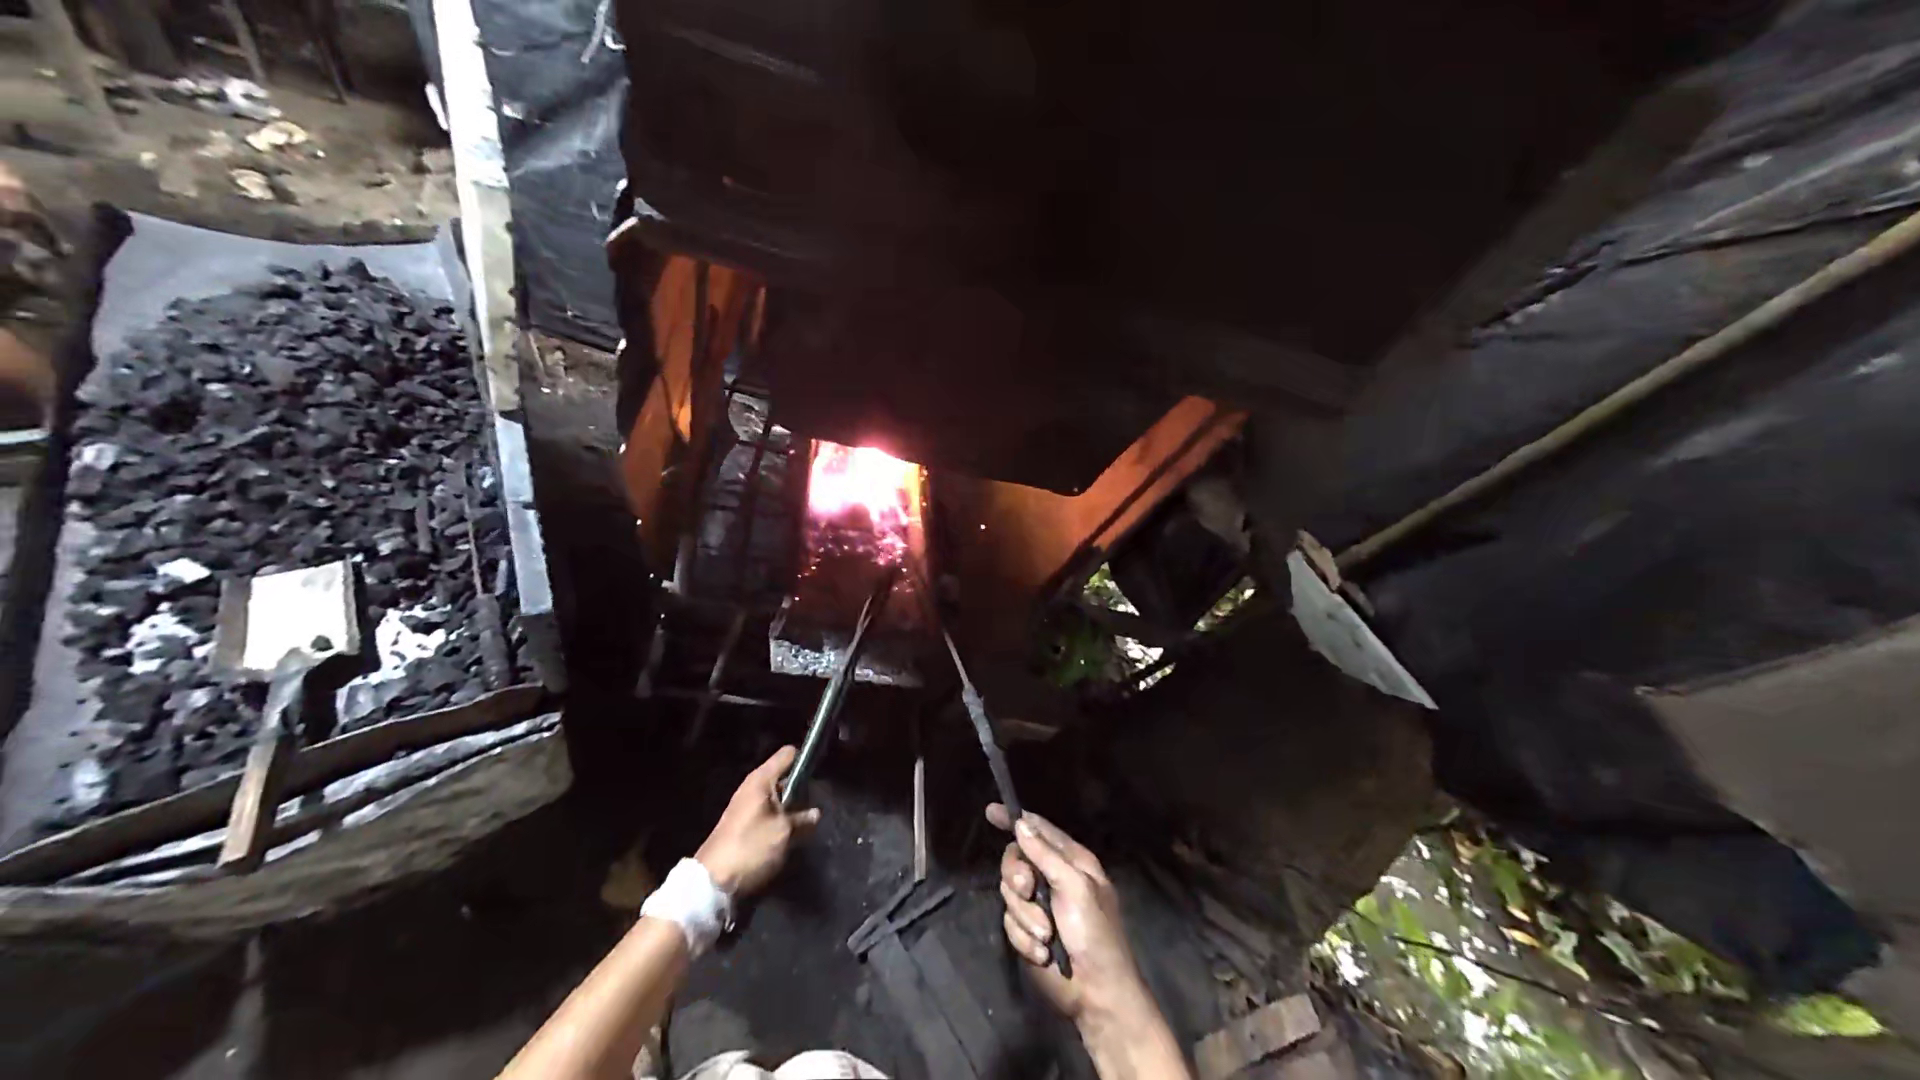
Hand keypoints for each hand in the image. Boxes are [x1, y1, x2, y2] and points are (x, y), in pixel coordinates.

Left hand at [695, 746, 820, 896]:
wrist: (713, 882)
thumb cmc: (750, 848)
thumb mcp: (783, 832)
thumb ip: (803, 819)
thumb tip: (815, 813)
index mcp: (760, 780)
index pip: (788, 755)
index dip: (805, 759)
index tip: (820, 773)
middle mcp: (752, 788)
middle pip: (784, 777)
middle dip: (801, 788)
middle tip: (816, 803)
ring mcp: (746, 806)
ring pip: (778, 798)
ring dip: (792, 808)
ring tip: (807, 822)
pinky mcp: (744, 825)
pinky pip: (769, 813)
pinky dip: (781, 820)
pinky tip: (791, 834)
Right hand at [988, 804, 1155, 1032]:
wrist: (1096, 992)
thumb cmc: (1096, 934)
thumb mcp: (1076, 887)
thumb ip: (1046, 855)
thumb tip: (1020, 824)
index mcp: (1071, 861)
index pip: (1038, 830)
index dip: (1014, 819)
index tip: (990, 812)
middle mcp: (1052, 878)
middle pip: (1015, 859)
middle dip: (1017, 875)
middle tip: (1028, 890)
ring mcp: (1038, 906)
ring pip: (1009, 893)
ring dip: (1026, 916)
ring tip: (1046, 935)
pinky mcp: (1026, 932)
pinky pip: (1010, 923)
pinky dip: (1024, 938)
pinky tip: (1042, 952)